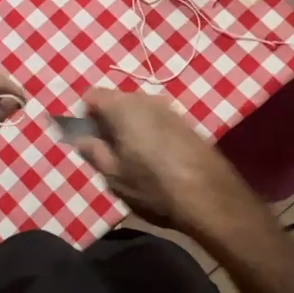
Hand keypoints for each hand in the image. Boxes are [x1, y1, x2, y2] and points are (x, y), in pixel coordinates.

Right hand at [76, 88, 257, 234]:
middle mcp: (145, 99)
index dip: (85, 115)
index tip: (88, 138)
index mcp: (122, 107)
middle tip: (108, 149)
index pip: (92, 95)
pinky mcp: (186, 122)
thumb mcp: (114, 176)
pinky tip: (156, 158)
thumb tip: (82, 138)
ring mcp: (169, 108)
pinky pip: (157, 120)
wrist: (211, 197)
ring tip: (133, 156)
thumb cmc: (154, 186)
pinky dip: (150, 132)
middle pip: (116, 100)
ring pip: (138, 110)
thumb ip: (94, 152)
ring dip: (131, 126)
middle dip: (108, 120)